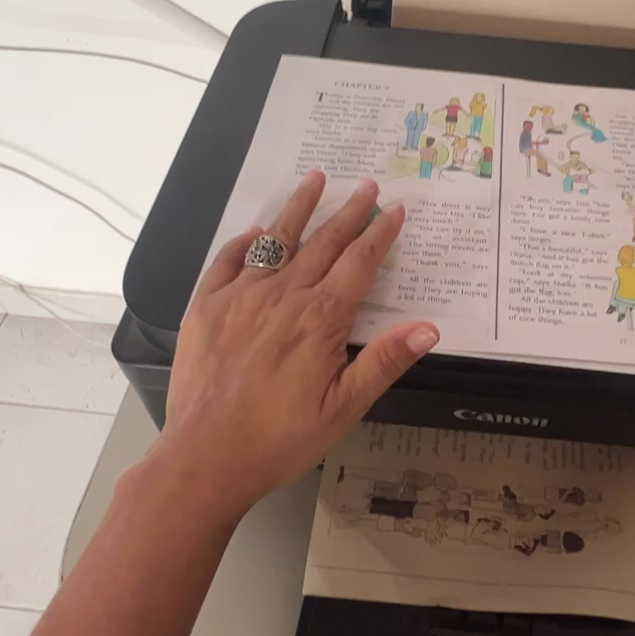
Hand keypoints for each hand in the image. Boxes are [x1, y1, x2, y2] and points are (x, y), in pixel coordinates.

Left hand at [152, 171, 438, 517]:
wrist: (205, 458)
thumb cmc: (281, 438)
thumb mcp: (344, 408)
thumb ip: (385, 362)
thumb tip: (429, 327)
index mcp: (320, 318)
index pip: (359, 263)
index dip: (380, 233)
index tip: (395, 209)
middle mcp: (283, 295)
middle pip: (323, 243)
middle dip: (349, 212)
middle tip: (367, 185)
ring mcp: (241, 297)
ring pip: (277, 240)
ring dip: (299, 208)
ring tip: (315, 178)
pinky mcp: (207, 307)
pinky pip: (228, 261)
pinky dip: (244, 242)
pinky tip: (255, 231)